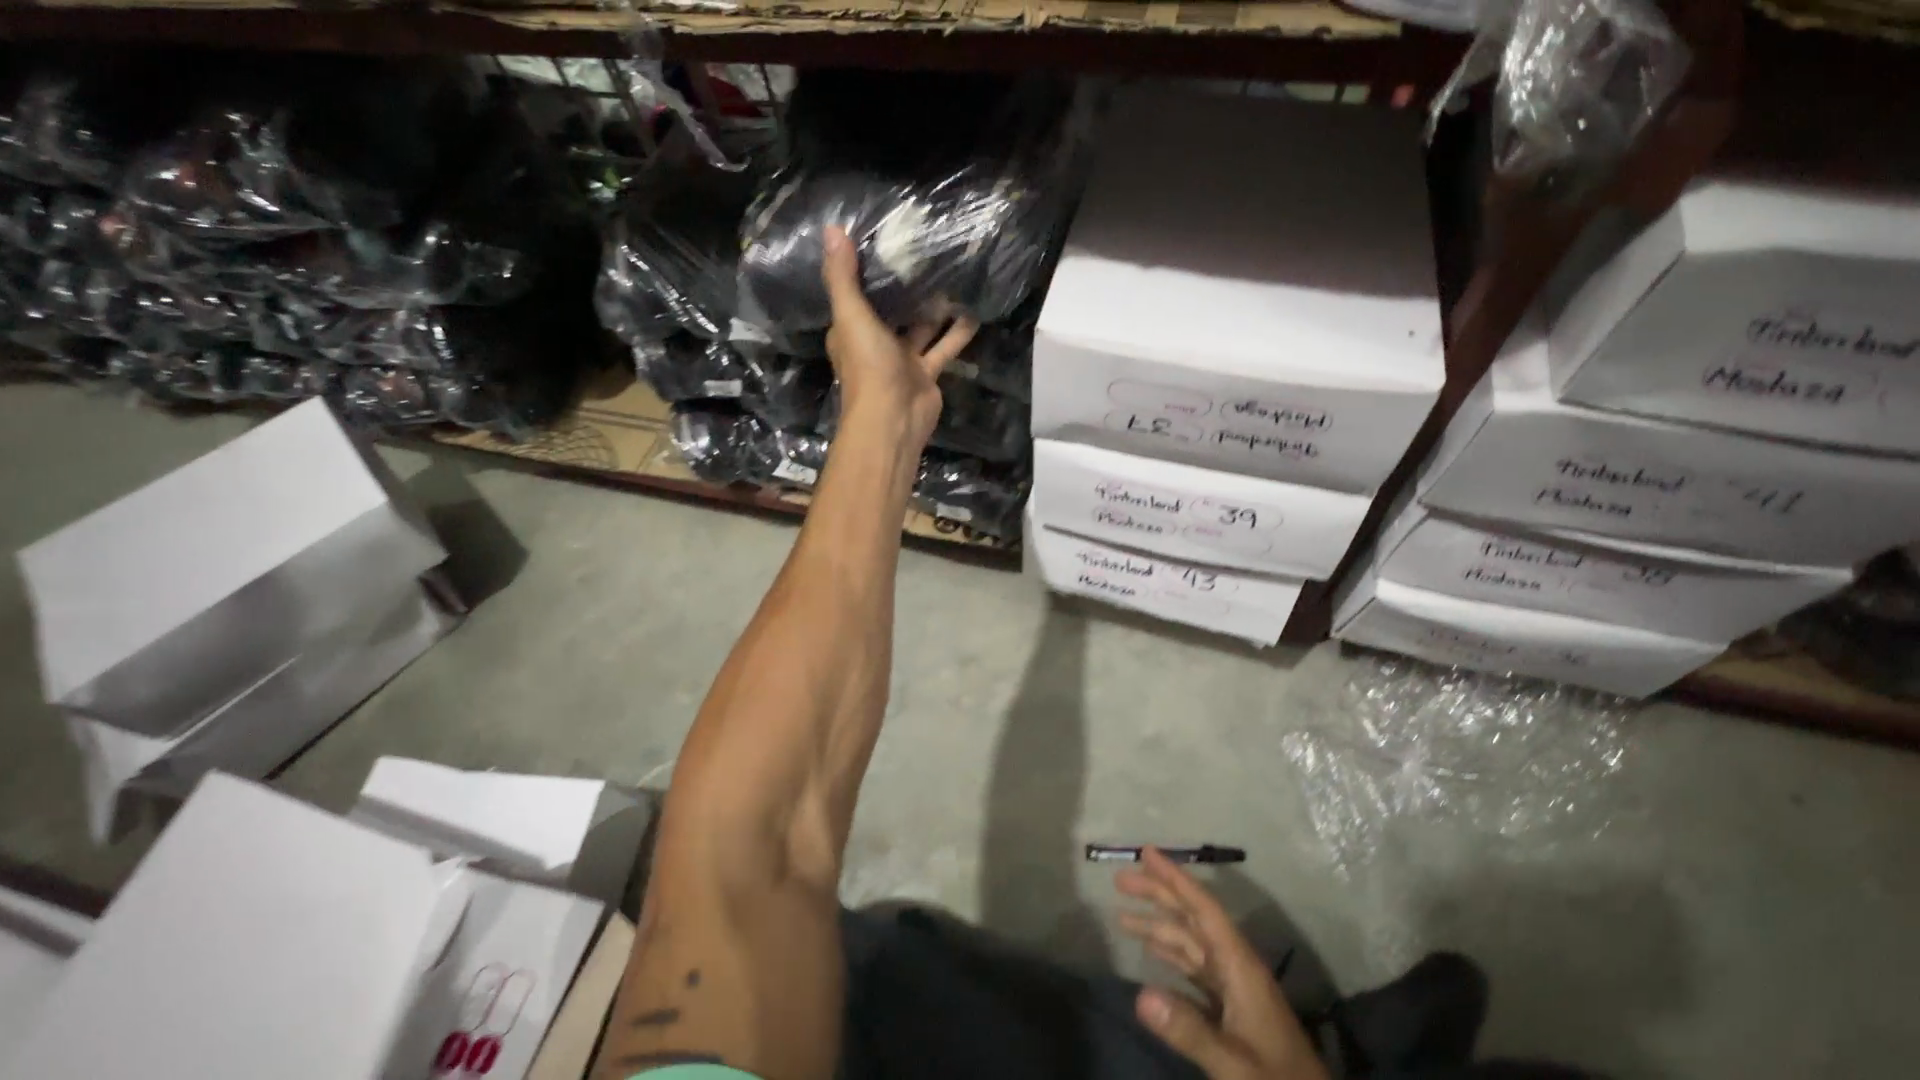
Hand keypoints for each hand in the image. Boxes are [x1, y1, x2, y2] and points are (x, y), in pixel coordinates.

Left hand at [820, 225, 977, 450]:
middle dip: (907, 286)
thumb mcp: (851, 315)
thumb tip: (832, 228)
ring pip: (921, 326)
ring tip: (956, 273)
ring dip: (936, 306)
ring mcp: (902, 359)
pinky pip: (944, 346)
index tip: (887, 239)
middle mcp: (874, 343)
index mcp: (850, 330)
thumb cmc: (868, 367)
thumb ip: (843, 276)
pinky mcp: (927, 372)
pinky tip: (975, 308)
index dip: (868, 269)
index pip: (856, 293)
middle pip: (891, 309)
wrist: (893, 419)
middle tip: (929, 251)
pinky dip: (958, 331)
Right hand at [1116, 848, 1328, 1079]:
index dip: (1176, 880)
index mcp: (1241, 968)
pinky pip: (1194, 969)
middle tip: (1120, 880)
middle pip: (1194, 920)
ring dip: (1160, 925)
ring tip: (1123, 915)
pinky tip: (1152, 951)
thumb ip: (1189, 1030)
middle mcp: (1236, 969)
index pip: (1204, 911)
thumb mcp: (1234, 1065)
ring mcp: (1235, 989)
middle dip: (1160, 896)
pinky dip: (1171, 954)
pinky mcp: (1231, 1010)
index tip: (1147, 852)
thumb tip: (1139, 994)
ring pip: (1191, 943)